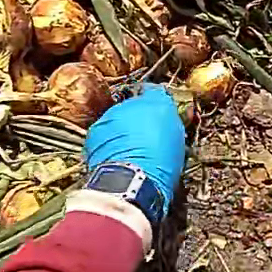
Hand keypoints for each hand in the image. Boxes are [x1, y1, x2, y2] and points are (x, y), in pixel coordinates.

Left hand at [82, 83, 184, 211]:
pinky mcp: (94, 132)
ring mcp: (110, 116)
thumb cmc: (162, 162)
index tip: (158, 113)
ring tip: (129, 150)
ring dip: (122, 129)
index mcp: (156, 103)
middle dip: (138, 117)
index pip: (155, 91)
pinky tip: (115, 156)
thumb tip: (166, 117)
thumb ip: (170, 121)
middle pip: (134, 105)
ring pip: (117, 118)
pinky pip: (103, 133)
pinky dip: (108, 141)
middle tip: (145, 136)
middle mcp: (130, 104)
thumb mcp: (177, 140)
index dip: (156, 101)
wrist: (132, 180)